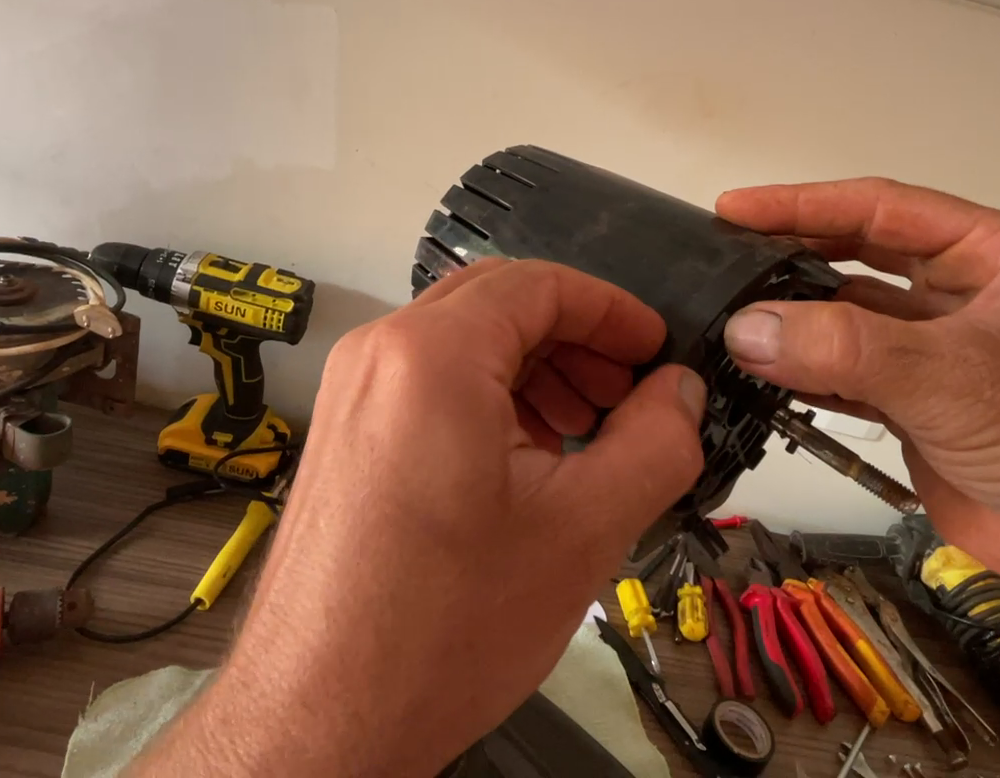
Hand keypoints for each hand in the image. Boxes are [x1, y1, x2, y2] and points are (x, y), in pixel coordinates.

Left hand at [140, 259, 704, 776]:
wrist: (318, 715)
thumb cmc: (446, 625)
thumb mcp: (581, 530)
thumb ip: (655, 443)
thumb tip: (681, 391)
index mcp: (431, 354)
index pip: (538, 284)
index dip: (611, 310)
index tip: (657, 350)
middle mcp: (379, 350)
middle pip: (496, 302)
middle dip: (575, 339)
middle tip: (628, 396)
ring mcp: (350, 389)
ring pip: (461, 340)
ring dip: (533, 368)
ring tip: (583, 432)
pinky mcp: (342, 428)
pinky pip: (426, 380)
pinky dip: (487, 396)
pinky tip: (524, 457)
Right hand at [716, 179, 999, 584]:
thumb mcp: (956, 379)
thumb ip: (843, 347)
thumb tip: (740, 326)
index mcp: (993, 254)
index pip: (881, 208)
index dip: (801, 203)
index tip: (730, 208)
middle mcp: (961, 291)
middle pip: (855, 257)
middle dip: (788, 256)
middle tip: (717, 259)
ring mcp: (934, 348)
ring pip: (843, 317)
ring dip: (789, 320)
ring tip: (723, 317)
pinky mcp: (914, 400)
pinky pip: (841, 371)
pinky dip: (799, 371)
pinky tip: (756, 371)